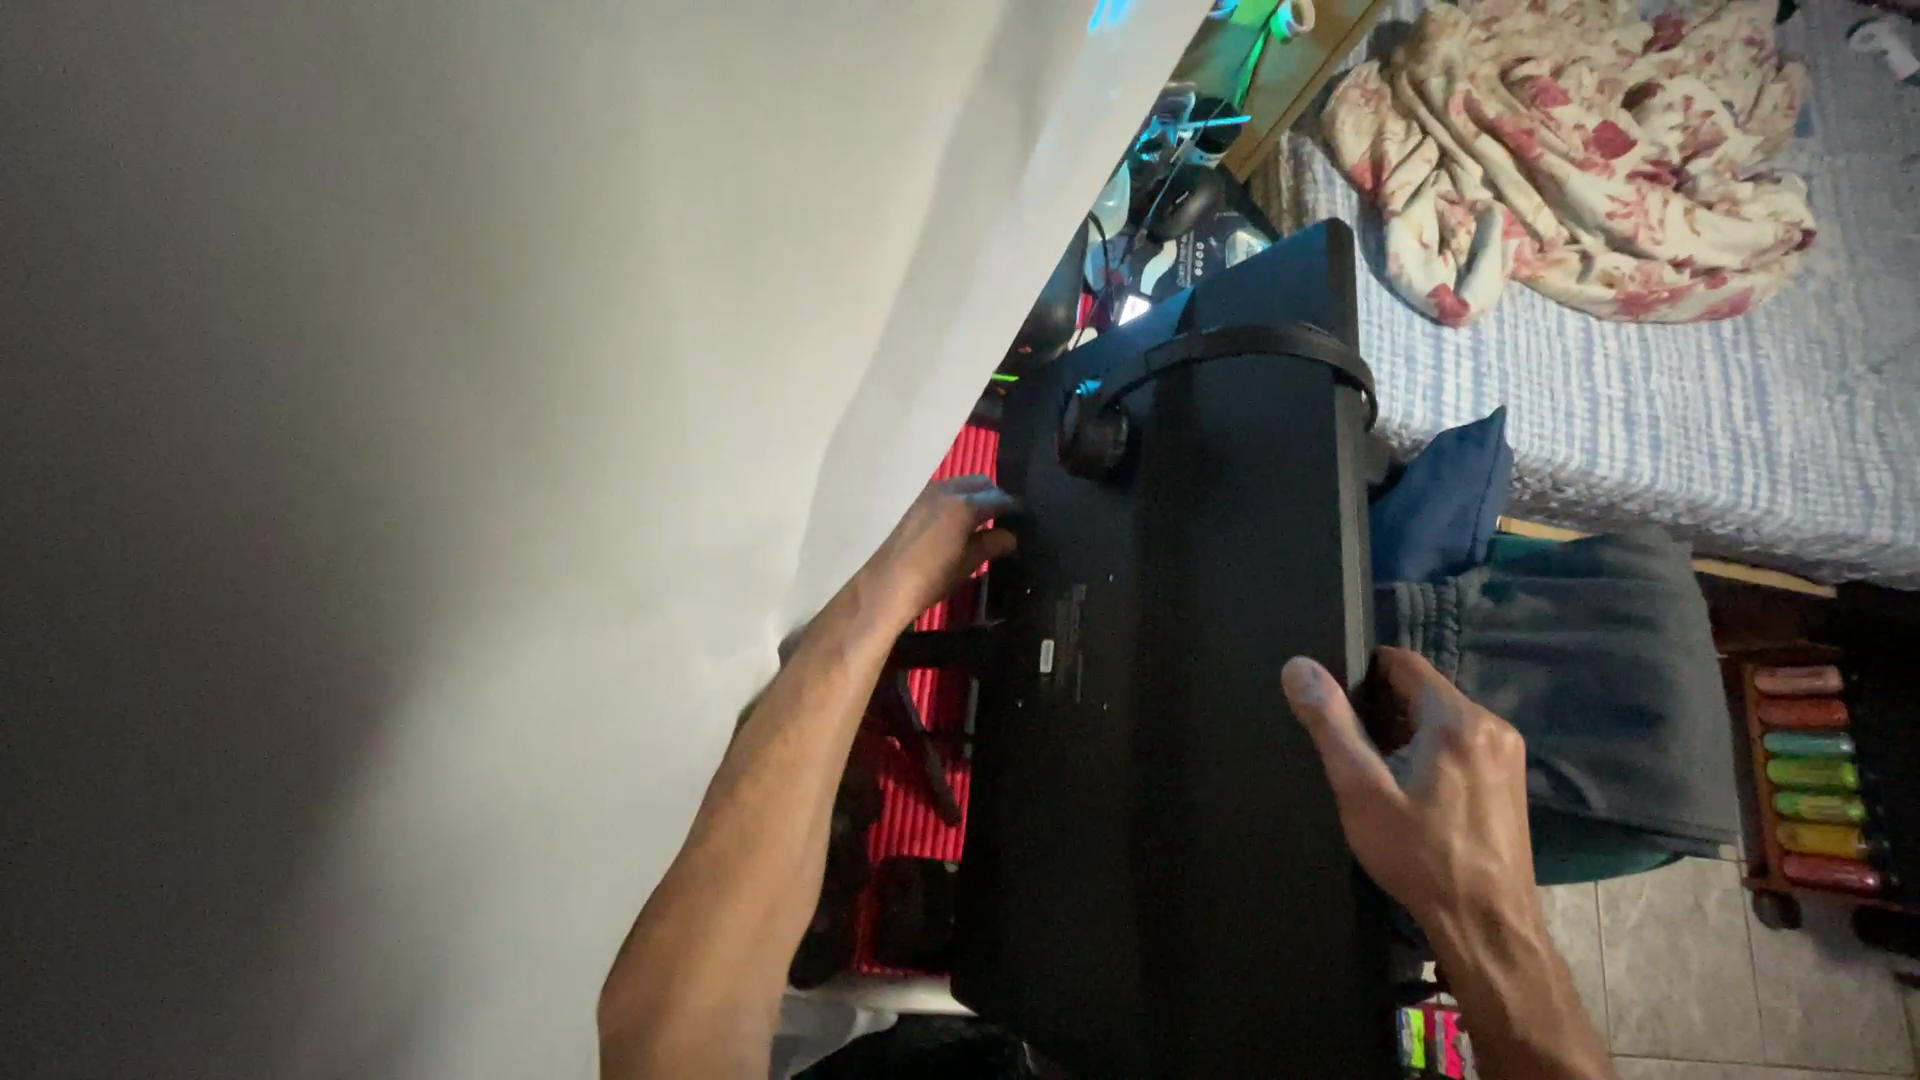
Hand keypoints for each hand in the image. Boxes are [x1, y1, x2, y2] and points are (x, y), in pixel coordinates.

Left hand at [854, 475, 1016, 631]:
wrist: (885, 586)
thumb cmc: (931, 578)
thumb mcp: (966, 564)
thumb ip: (990, 545)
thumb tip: (1011, 536)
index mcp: (964, 505)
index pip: (999, 498)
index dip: (1014, 508)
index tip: (1024, 520)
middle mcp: (947, 490)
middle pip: (981, 484)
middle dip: (995, 497)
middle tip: (1005, 521)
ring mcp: (928, 493)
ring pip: (962, 485)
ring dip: (976, 498)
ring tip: (984, 523)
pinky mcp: (916, 502)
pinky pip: (946, 493)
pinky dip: (959, 501)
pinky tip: (961, 524)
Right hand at [1282, 647, 1538, 953]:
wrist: (1487, 927)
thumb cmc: (1419, 855)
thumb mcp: (1360, 787)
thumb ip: (1329, 722)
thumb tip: (1297, 665)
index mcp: (1457, 719)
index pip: (1402, 662)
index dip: (1362, 674)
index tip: (1336, 706)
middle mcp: (1491, 725)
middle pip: (1420, 689)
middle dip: (1381, 707)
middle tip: (1352, 748)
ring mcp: (1506, 753)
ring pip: (1438, 716)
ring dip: (1403, 731)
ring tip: (1377, 772)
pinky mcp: (1509, 778)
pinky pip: (1458, 741)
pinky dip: (1427, 751)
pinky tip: (1410, 790)